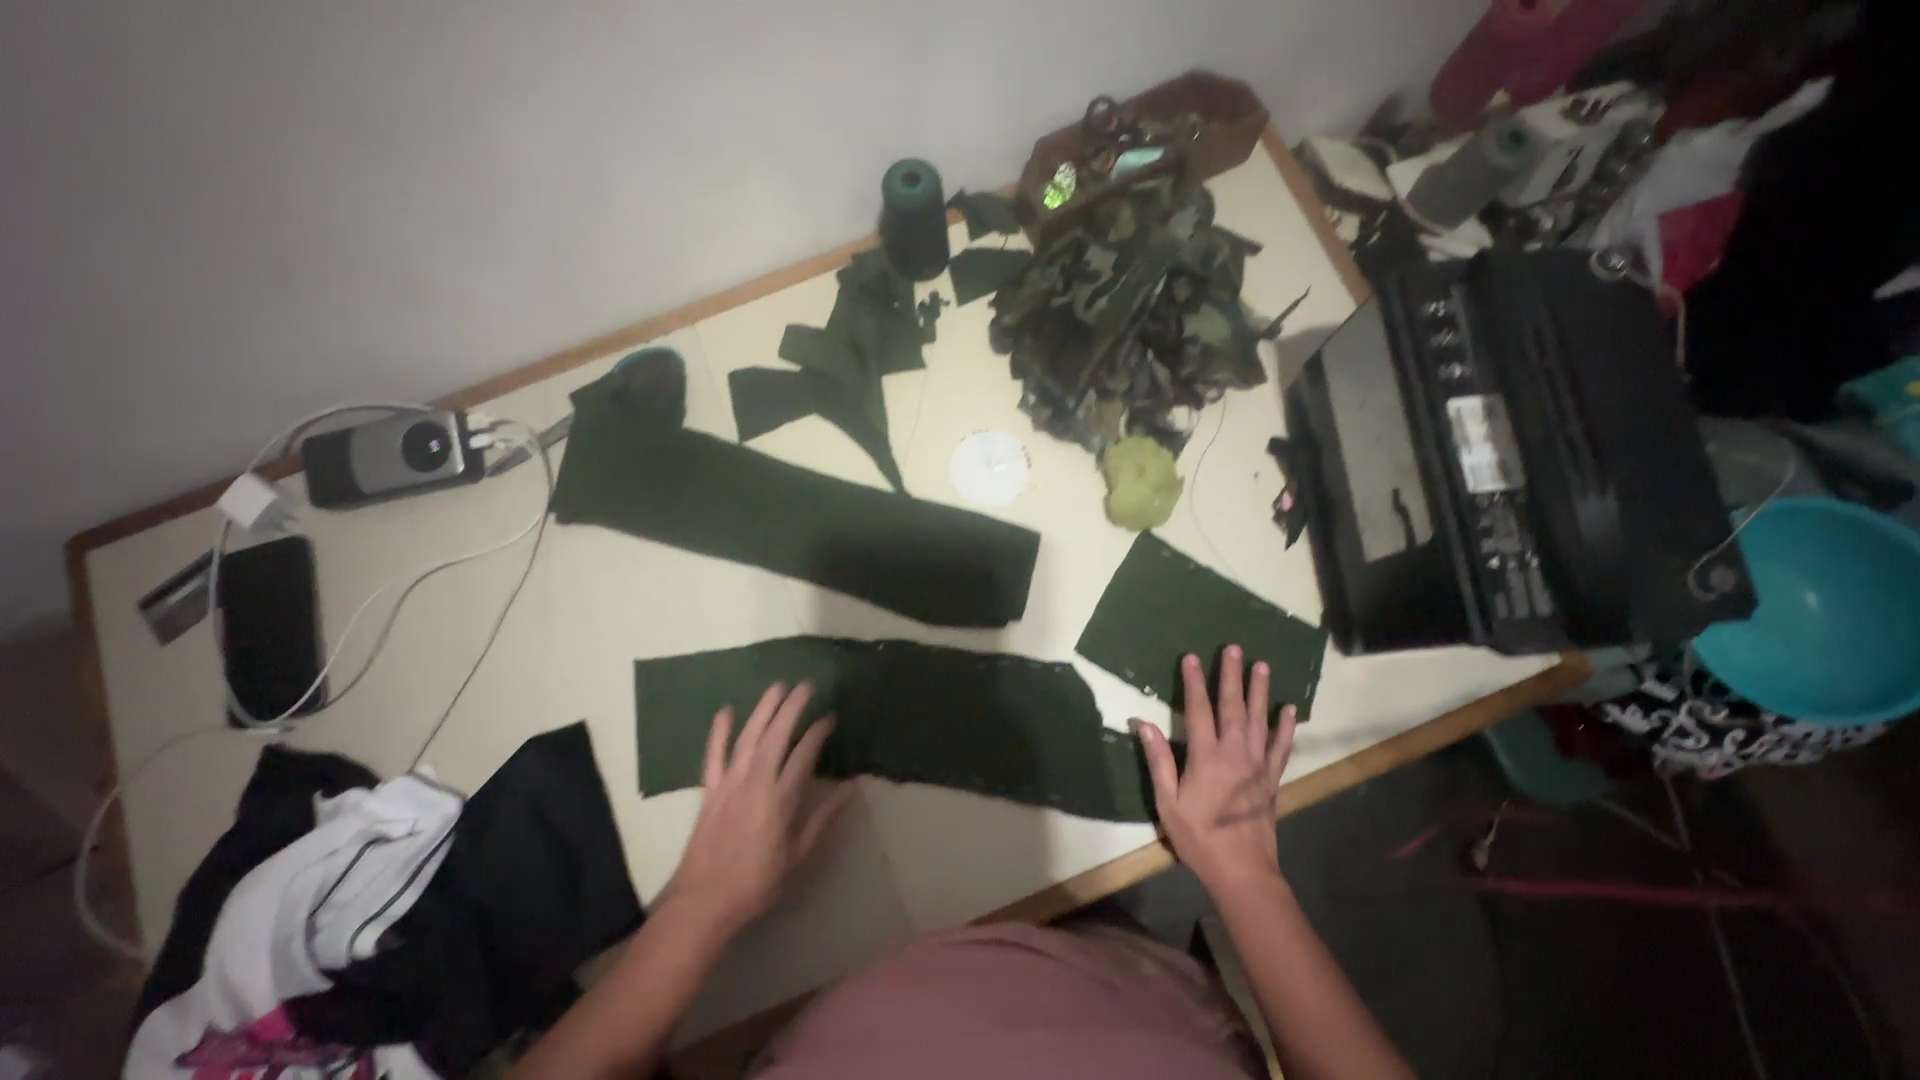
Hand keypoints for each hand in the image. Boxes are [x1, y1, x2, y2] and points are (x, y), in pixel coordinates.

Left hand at [660, 682, 854, 933]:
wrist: (704, 901)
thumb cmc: (758, 882)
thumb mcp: (798, 855)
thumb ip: (823, 819)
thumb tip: (849, 789)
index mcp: (780, 798)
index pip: (803, 754)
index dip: (818, 733)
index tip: (830, 717)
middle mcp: (754, 782)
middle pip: (775, 736)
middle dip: (792, 708)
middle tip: (806, 686)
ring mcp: (728, 784)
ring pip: (747, 738)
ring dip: (762, 710)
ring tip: (777, 687)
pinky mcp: (709, 791)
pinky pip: (713, 755)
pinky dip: (719, 732)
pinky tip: (725, 711)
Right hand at [1134, 647, 1296, 895]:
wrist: (1242, 870)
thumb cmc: (1198, 837)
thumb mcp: (1167, 802)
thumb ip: (1158, 760)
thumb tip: (1142, 724)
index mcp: (1206, 756)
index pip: (1198, 710)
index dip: (1194, 682)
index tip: (1191, 657)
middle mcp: (1235, 753)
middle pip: (1232, 706)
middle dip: (1231, 676)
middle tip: (1234, 648)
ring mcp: (1258, 765)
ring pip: (1259, 719)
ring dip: (1260, 691)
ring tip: (1262, 665)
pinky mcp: (1272, 779)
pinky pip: (1280, 747)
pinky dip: (1285, 726)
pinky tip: (1288, 709)